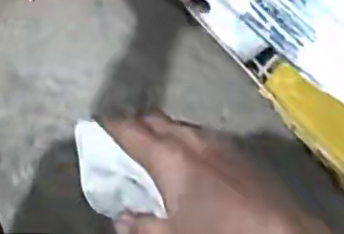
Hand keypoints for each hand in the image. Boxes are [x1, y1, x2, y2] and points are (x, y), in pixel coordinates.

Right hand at [104, 115, 324, 233]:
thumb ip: (143, 228)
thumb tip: (120, 218)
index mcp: (168, 155)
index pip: (127, 128)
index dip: (108, 127)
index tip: (96, 130)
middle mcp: (191, 139)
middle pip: (154, 120)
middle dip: (137, 128)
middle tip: (125, 146)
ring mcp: (221, 145)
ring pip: (182, 128)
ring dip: (166, 136)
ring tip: (160, 158)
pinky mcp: (246, 158)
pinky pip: (206, 141)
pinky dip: (192, 148)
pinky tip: (199, 172)